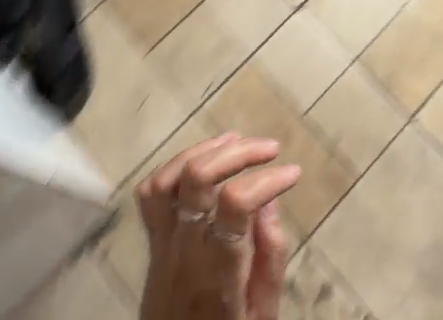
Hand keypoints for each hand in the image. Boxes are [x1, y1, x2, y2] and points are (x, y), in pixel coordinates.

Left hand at [135, 133, 301, 319]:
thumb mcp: (262, 315)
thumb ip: (270, 260)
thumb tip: (269, 202)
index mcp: (217, 271)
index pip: (235, 204)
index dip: (265, 179)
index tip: (292, 172)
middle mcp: (184, 248)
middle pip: (198, 178)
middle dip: (238, 152)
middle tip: (270, 149)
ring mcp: (161, 241)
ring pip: (169, 177)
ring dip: (204, 149)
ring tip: (236, 140)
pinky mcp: (150, 240)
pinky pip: (150, 192)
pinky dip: (174, 166)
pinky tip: (200, 159)